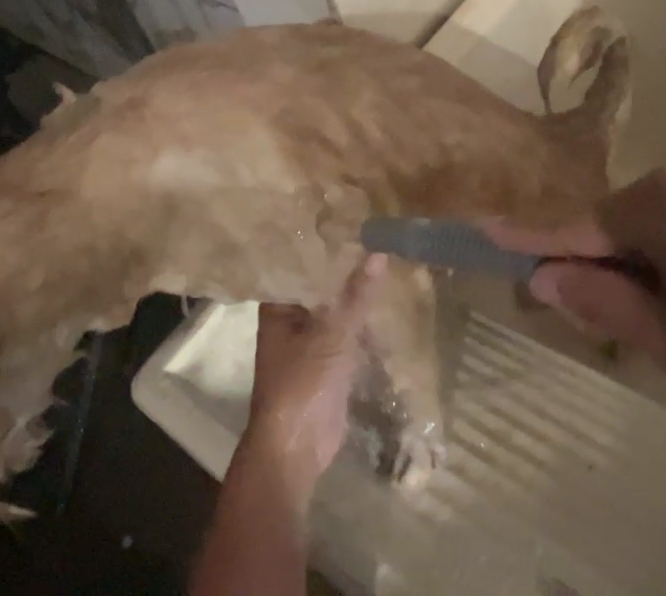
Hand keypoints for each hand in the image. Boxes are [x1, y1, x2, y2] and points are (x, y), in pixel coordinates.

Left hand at [240, 254, 385, 499]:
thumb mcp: (331, 335)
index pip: (297, 264)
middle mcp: (290, 320)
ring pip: (335, 311)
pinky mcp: (329, 365)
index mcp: (277, 308)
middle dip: (344, 269)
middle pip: (319, 287)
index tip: (347, 218)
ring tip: (388, 259)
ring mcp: (310, 343)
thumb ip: (355, 295)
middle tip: (376, 233)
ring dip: (356, 296)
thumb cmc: (301, 384)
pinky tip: (388, 303)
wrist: (295, 447)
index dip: (319, 244)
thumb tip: (378, 251)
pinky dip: (364, 323)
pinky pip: (348, 335)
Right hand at [489, 162, 665, 468]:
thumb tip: (543, 274)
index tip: (479, 238)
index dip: (528, 240)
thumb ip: (602, 300)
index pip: (579, 223)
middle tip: (581, 315)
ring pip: (660, 223)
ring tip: (653, 322)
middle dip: (595, 260)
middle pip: (619, 218)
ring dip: (641, 263)